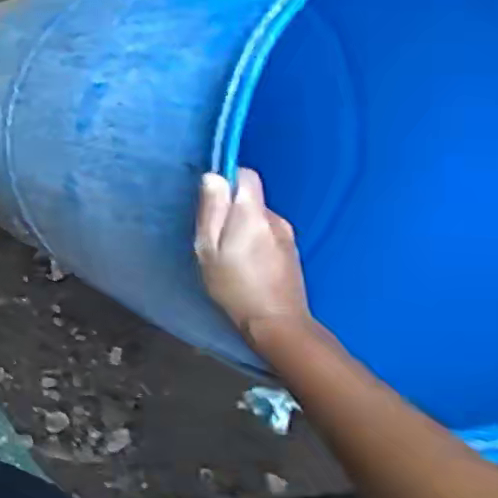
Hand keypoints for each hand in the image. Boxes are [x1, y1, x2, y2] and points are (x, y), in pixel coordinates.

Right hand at [194, 168, 313, 340]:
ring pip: (256, 215)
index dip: (225, 178)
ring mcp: (286, 235)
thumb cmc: (233, 284)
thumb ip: (212, 211)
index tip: (207, 196)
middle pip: (249, 197)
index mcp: (253, 214)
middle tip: (209, 233)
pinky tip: (241, 260)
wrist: (277, 322)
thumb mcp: (208, 247)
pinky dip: (250, 237)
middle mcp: (275, 219)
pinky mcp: (290, 250)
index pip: (246, 175)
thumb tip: (213, 176)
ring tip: (223, 250)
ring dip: (238, 225)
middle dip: (227, 207)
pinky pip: (264, 231)